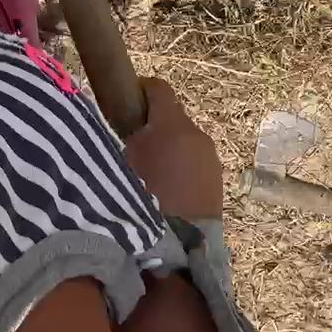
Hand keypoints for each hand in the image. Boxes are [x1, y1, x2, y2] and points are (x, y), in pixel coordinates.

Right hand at [123, 78, 223, 219]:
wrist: (179, 243)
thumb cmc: (142, 193)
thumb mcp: (120, 157)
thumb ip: (119, 132)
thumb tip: (114, 121)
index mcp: (173, 123)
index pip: (157, 87)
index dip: (138, 90)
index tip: (124, 104)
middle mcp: (197, 134)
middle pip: (171, 115)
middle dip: (152, 123)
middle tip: (131, 144)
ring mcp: (211, 158)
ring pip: (184, 139)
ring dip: (168, 146)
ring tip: (149, 170)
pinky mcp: (218, 181)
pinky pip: (194, 160)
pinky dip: (180, 165)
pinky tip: (167, 187)